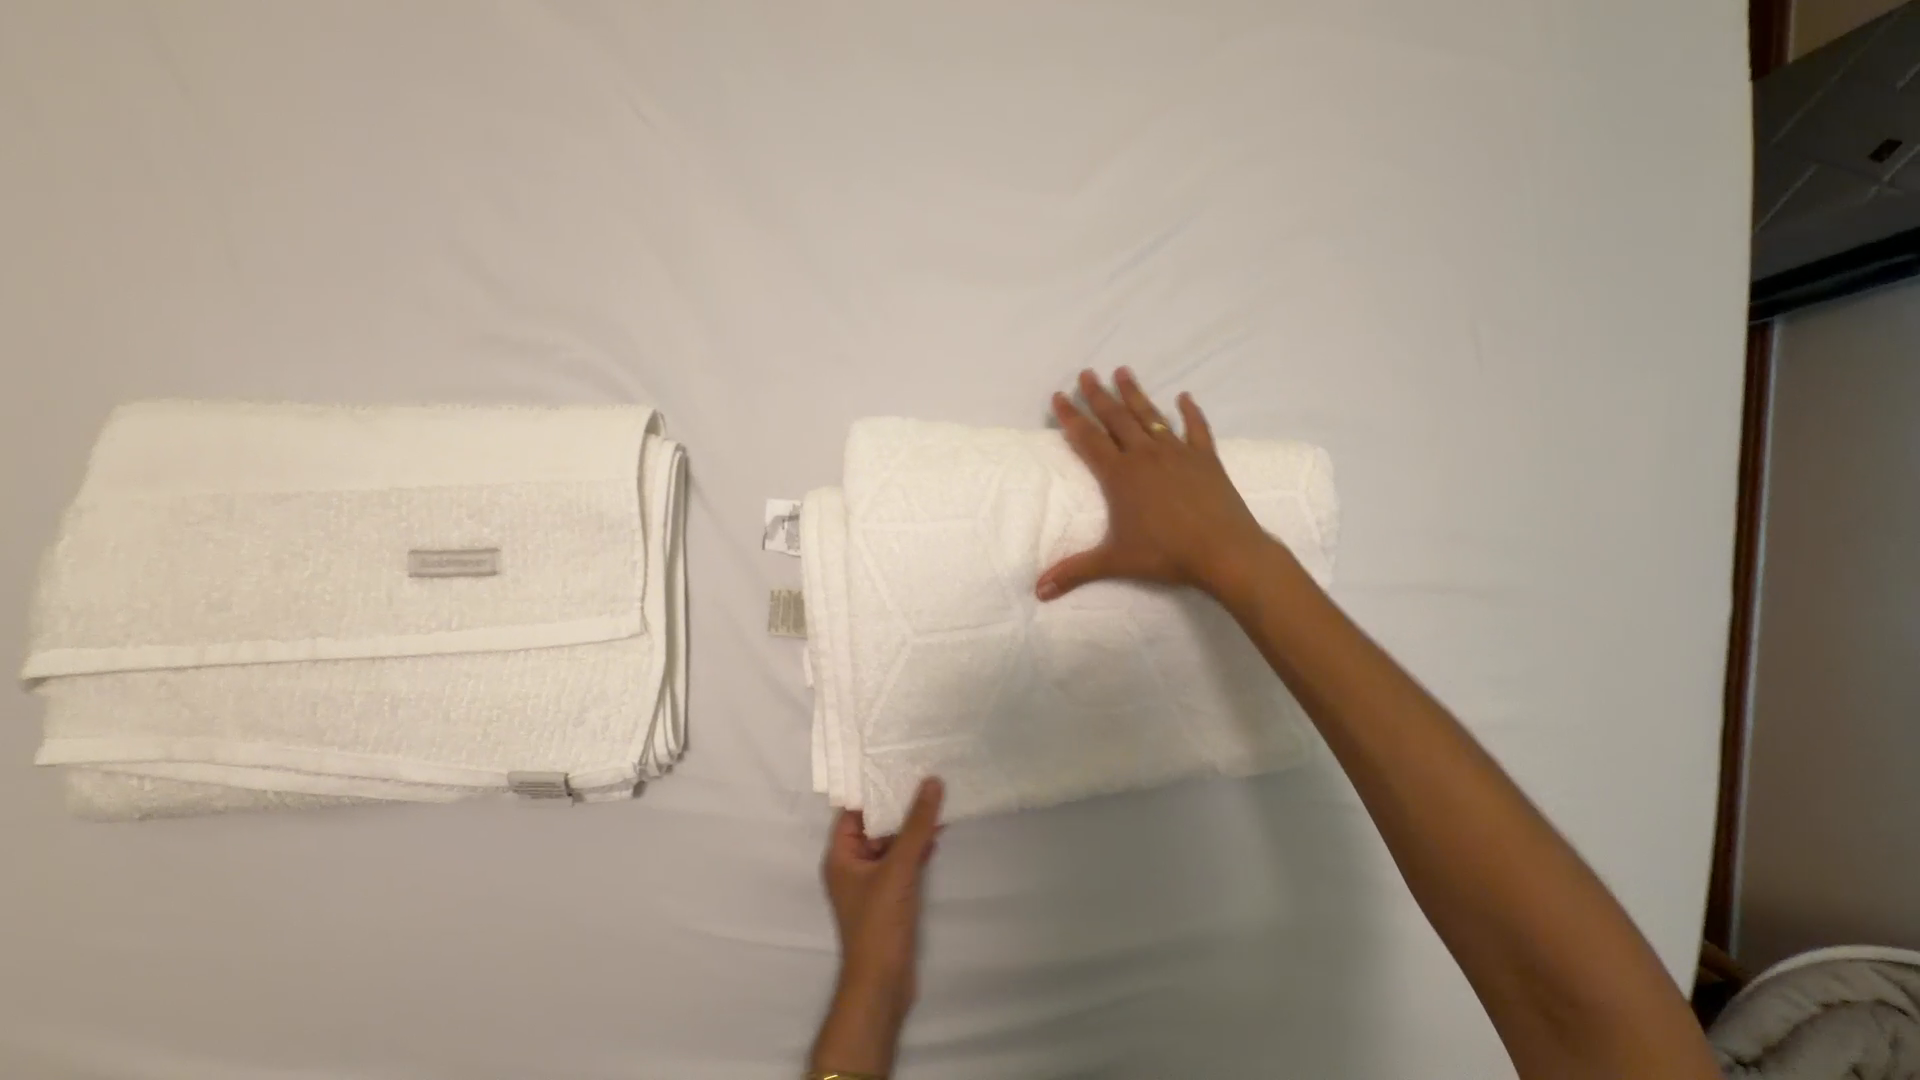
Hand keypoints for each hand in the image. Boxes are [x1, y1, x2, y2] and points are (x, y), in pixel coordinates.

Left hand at [811, 777, 943, 1075]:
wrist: (884, 983)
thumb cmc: (879, 923)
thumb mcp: (899, 868)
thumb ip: (917, 825)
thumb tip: (931, 782)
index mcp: (840, 856)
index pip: (853, 811)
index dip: (873, 788)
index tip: (896, 763)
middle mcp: (851, 866)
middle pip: (874, 825)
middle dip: (898, 805)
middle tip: (924, 776)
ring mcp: (871, 883)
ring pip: (891, 844)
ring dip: (911, 827)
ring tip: (937, 800)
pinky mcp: (890, 898)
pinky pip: (901, 863)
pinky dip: (917, 848)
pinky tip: (937, 835)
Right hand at [1037, 368, 1275, 600]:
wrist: (1225, 551)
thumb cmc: (1166, 554)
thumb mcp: (1116, 562)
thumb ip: (1075, 572)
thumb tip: (1038, 591)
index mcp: (1120, 475)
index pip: (1088, 438)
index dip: (1071, 417)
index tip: (1059, 397)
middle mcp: (1145, 455)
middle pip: (1116, 418)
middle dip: (1098, 395)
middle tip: (1086, 373)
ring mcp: (1177, 453)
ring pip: (1150, 416)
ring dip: (1135, 393)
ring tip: (1123, 371)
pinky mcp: (1206, 458)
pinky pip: (1196, 429)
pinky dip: (1190, 412)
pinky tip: (1185, 397)